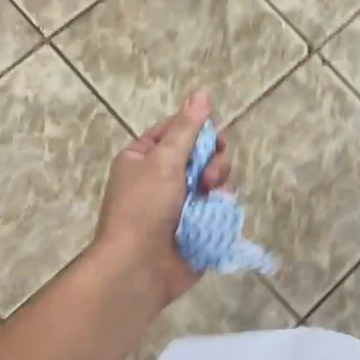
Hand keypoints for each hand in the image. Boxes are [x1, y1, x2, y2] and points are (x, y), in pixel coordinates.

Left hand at [89, 90, 231, 309]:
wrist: (138, 268)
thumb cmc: (144, 208)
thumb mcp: (164, 160)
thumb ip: (187, 128)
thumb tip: (201, 92)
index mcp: (144, 158)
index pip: (178, 130)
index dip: (198, 131)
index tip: (209, 138)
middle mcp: (163, 177)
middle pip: (203, 153)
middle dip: (213, 161)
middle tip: (208, 176)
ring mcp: (181, 202)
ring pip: (216, 179)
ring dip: (218, 184)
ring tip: (211, 198)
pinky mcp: (198, 224)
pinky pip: (219, 205)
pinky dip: (221, 207)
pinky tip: (217, 213)